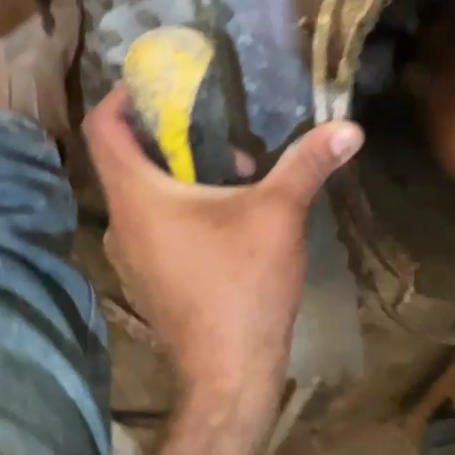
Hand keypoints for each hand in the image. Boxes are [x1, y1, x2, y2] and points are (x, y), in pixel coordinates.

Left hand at [84, 90, 363, 413]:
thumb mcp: (278, 213)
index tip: (157, 79)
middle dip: (171, 134)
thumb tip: (351, 128)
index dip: (123, 96)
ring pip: (145, 195)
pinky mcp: (152, 280)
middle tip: (217, 121)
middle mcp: (123, 223)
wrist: (229, 375)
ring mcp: (133, 256)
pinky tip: (231, 213)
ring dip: (183, 173)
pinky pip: (156, 224)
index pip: (104, 129)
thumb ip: (308, 163)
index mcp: (137, 197)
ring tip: (238, 168)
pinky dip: (184, 205)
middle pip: (127, 159)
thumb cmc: (241, 284)